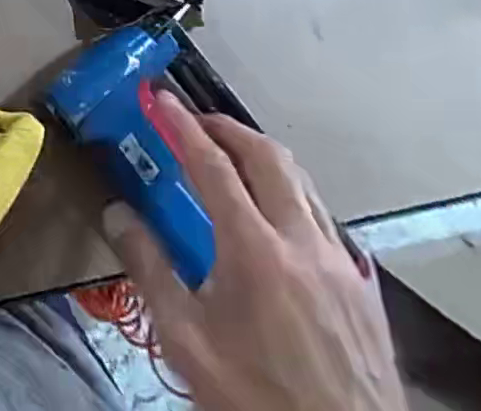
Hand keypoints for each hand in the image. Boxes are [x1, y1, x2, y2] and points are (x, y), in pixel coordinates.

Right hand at [103, 90, 404, 410]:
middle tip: (197, 122)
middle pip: (267, 156)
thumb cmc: (256, 395)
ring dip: (263, 155)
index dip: (183, 126)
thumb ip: (150, 270)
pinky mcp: (362, 282)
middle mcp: (302, 238)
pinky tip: (280, 216)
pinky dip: (293, 193)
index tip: (163, 99)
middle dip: (228, 128)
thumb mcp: (187, 341)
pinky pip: (324, 215)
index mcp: (254, 247)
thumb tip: (118, 214)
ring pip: (302, 180)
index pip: (212, 165)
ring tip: (234, 157)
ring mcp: (339, 258)